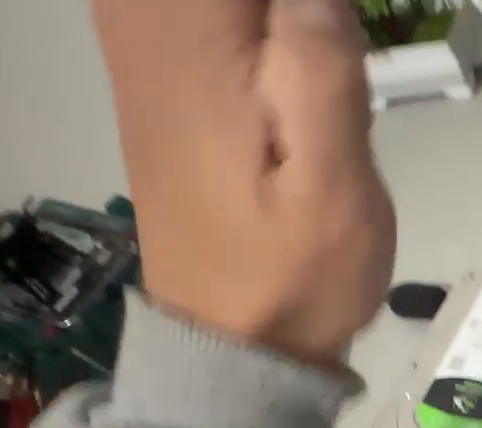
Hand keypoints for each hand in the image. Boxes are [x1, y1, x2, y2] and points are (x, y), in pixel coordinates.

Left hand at [92, 0, 395, 367]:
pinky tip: (293, 67)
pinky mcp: (157, 63)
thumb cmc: (292, 272)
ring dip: (286, 27)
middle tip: (335, 69)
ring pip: (227, 5)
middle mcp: (142, 9)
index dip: (312, 13)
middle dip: (304, 19)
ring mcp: (140, 33)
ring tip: (324, 76)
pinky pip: (210, 13)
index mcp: (185, 27)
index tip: (341, 47)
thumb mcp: (333, 186)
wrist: (237, 340)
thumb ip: (323, 70)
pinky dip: (262, 33)